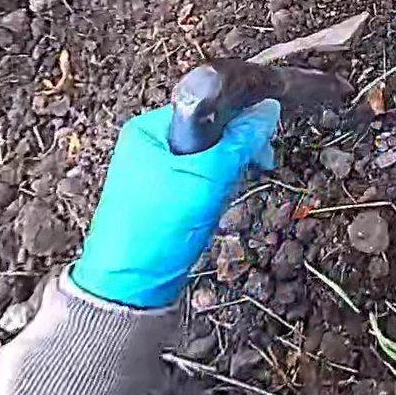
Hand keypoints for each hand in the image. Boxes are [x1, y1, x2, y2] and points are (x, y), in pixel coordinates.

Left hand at [70, 100, 280, 307]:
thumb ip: (240, 140)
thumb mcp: (209, 177)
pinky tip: (219, 200)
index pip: (207, 104)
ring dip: (228, 168)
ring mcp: (153, 167)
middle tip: (258, 164)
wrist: (127, 290)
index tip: (262, 138)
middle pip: (210, 128)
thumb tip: (268, 109)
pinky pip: (200, 173)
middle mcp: (148, 142)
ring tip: (230, 191)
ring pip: (208, 152)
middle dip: (237, 148)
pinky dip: (216, 183)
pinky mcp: (160, 191)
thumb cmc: (158, 229)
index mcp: (149, 128)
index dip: (240, 118)